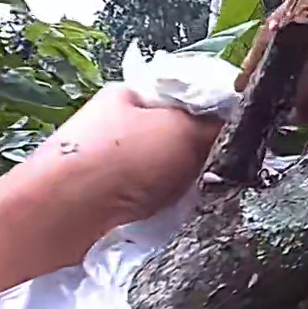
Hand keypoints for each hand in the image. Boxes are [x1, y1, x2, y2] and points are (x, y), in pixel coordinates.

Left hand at [5, 84, 220, 229]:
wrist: (62, 214)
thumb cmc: (122, 160)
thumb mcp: (181, 131)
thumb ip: (216, 127)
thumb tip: (240, 131)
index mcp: (134, 94)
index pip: (190, 97)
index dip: (220, 115)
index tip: (245, 139)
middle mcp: (121, 125)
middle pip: (180, 137)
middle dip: (203, 156)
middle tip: (227, 173)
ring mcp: (112, 164)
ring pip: (168, 172)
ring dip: (185, 185)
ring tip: (204, 197)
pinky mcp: (109, 200)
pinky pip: (152, 199)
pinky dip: (167, 206)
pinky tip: (179, 215)